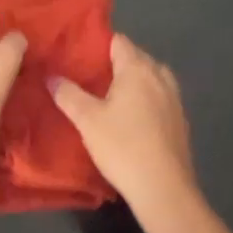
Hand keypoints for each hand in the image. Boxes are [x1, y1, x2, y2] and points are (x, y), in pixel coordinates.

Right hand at [49, 34, 196, 208]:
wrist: (165, 191)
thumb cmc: (123, 147)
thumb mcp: (87, 120)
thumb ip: (68, 94)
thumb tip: (51, 77)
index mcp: (137, 68)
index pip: (118, 41)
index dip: (98, 44)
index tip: (79, 54)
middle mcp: (159, 76)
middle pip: (135, 57)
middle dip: (114, 62)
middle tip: (88, 76)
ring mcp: (174, 99)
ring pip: (150, 77)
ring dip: (132, 81)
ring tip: (109, 96)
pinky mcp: (181, 121)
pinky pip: (159, 97)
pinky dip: (146, 99)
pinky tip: (131, 118)